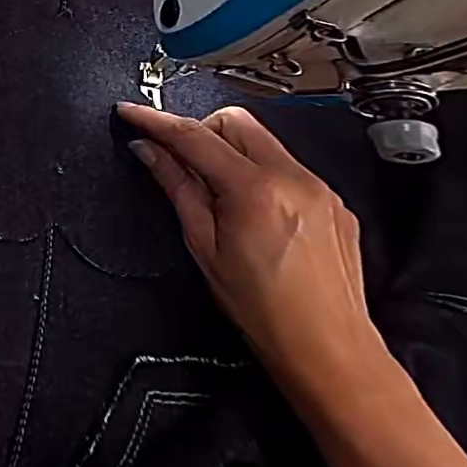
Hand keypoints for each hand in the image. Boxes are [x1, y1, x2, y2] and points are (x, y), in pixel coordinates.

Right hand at [118, 103, 384, 381]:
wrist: (330, 353)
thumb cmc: (268, 314)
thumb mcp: (204, 248)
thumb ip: (176, 186)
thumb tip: (150, 152)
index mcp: (255, 190)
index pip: (194, 136)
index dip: (156, 121)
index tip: (134, 113)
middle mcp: (293, 177)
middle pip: (231, 121)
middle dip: (202, 133)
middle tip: (187, 167)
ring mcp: (317, 185)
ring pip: (260, 139)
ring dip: (232, 153)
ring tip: (225, 200)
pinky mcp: (332, 197)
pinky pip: (286, 164)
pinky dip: (262, 174)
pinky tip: (257, 214)